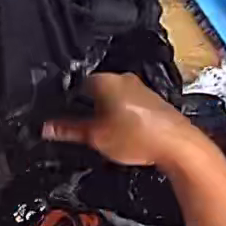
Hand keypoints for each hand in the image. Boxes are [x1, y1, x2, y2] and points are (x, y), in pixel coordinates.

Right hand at [43, 73, 210, 166]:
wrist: (179, 147)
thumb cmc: (138, 137)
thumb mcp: (95, 137)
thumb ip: (68, 130)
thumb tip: (47, 127)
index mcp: (104, 80)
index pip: (75, 85)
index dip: (67, 103)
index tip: (63, 118)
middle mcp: (122, 78)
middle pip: (94, 90)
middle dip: (87, 108)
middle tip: (82, 129)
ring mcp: (140, 88)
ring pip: (113, 97)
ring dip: (106, 113)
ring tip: (104, 135)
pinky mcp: (153, 101)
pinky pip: (129, 104)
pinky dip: (123, 116)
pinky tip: (124, 135)